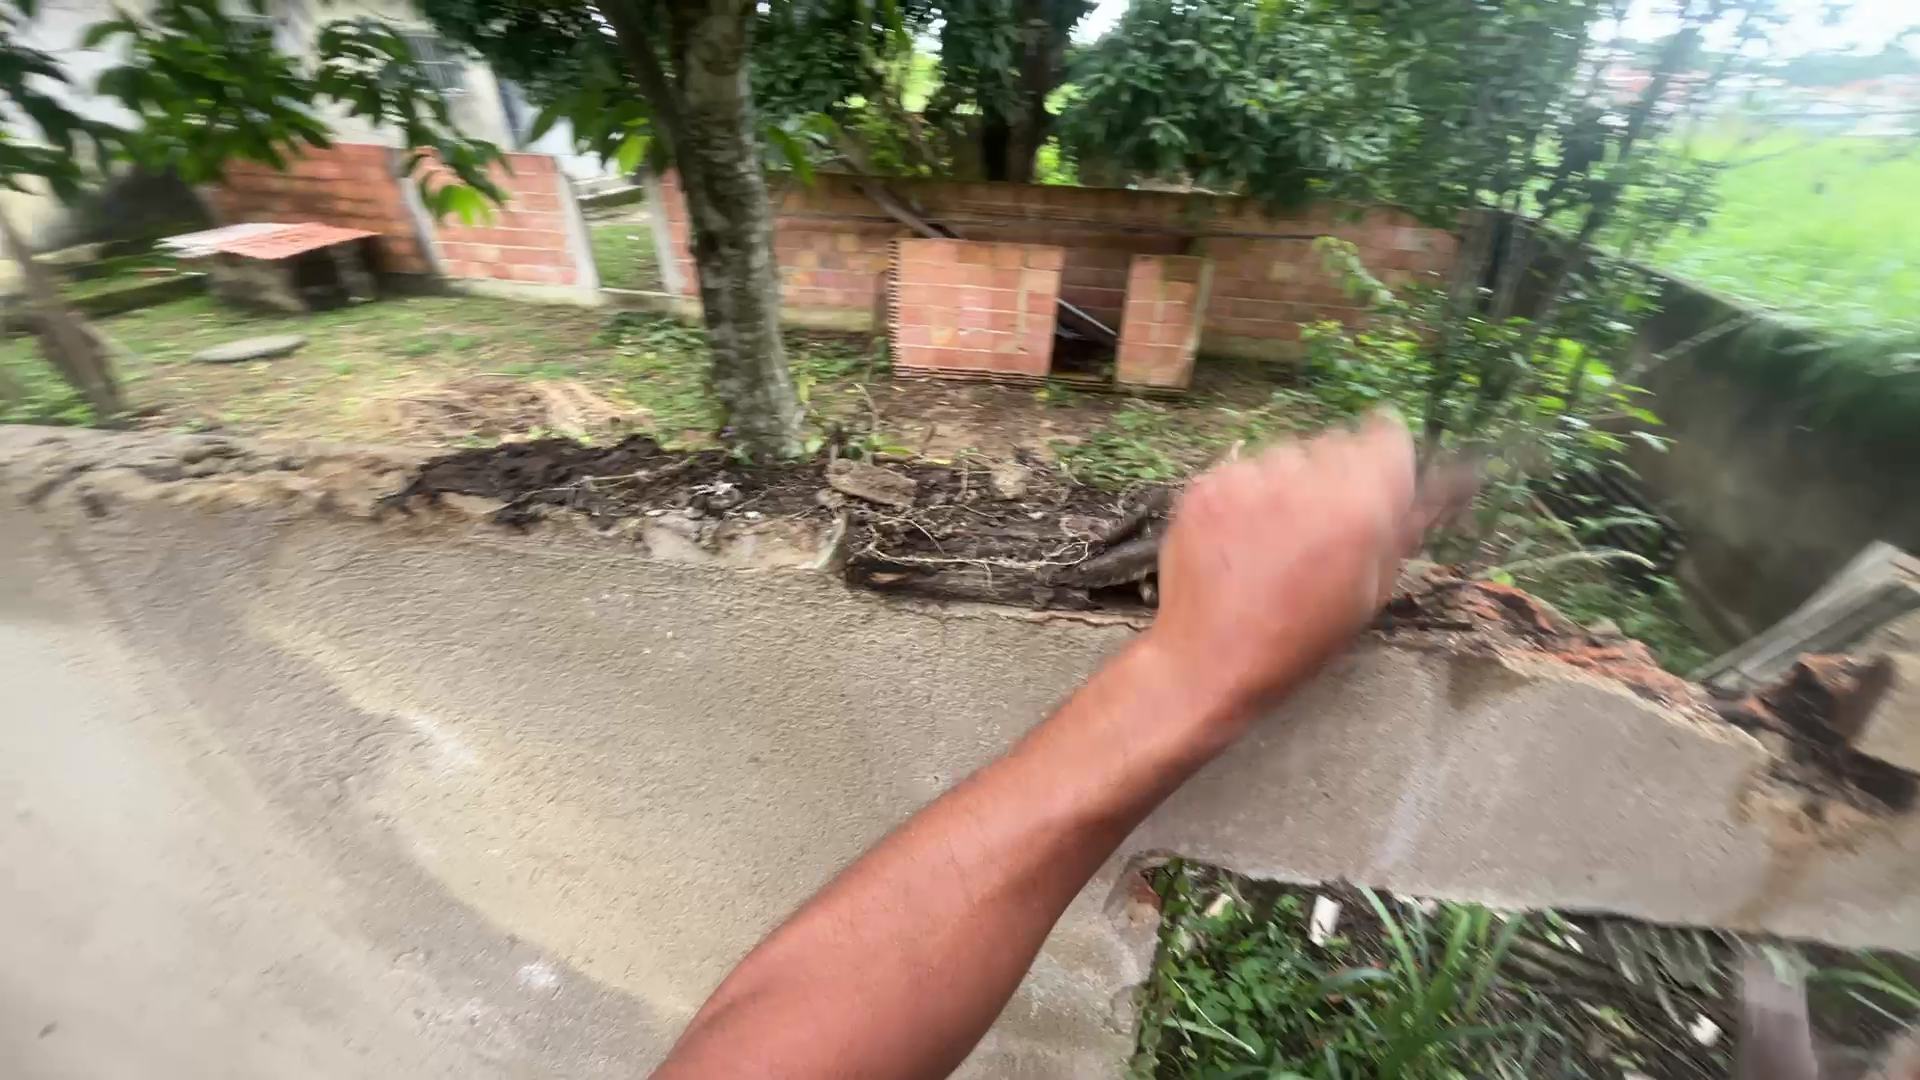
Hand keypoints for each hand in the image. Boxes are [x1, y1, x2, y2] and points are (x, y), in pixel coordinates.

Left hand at [1143, 412, 1423, 733]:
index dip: (1384, 456)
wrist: (1209, 657)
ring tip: (1272, 532)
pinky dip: (1242, 492)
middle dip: (1335, 472)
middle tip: (1319, 521)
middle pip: (1334, 443)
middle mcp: (1304, 481)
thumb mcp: (1368, 592)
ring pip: (1283, 454)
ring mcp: (1247, 480)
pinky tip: (1237, 535)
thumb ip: (1399, 528)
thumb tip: (1440, 482)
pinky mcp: (1203, 486)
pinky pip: (1237, 470)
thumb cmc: (1297, 638)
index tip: (1375, 475)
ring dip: (1286, 480)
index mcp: (1359, 508)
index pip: (1386, 436)